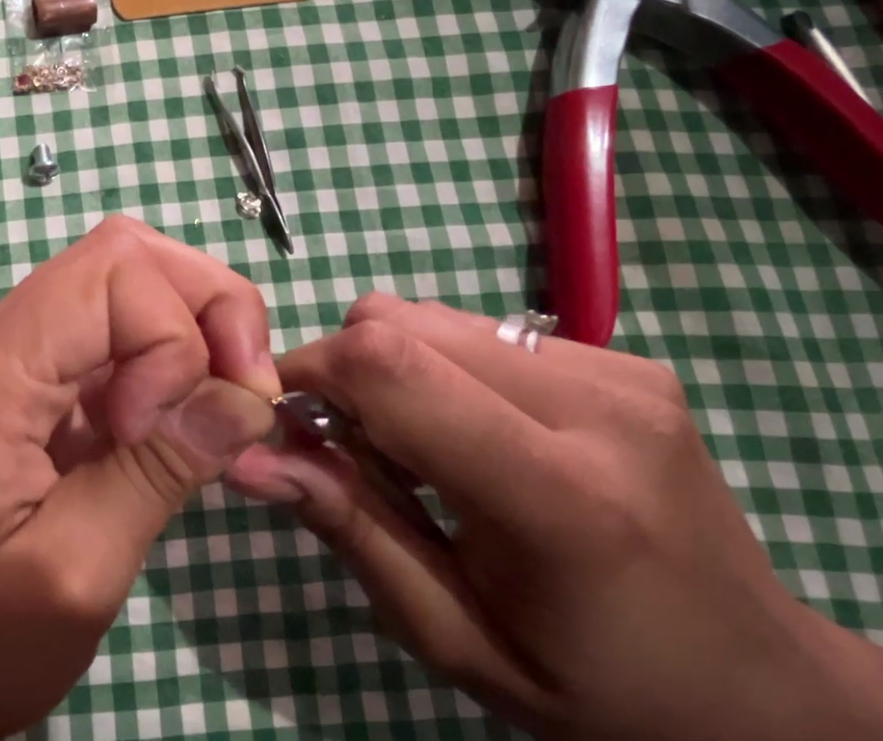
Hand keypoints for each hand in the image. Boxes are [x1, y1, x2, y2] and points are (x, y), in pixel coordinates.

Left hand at [0, 216, 282, 738]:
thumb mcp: (67, 577)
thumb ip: (156, 477)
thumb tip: (243, 399)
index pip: (114, 272)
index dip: (176, 337)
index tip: (170, 432)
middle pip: (119, 257)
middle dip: (203, 309)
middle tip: (238, 401)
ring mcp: (0, 362)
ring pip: (115, 290)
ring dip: (186, 337)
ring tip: (210, 421)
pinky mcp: (14, 393)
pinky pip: (99, 343)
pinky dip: (156, 369)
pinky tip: (170, 432)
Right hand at [227, 293, 882, 739]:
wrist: (759, 689)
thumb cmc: (590, 684)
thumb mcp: (450, 635)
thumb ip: (349, 529)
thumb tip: (245, 457)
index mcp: (557, 494)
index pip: (388, 368)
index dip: (306, 372)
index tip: (282, 421)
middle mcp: (596, 406)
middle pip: (398, 323)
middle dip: (339, 368)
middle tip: (344, 445)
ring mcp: (622, 374)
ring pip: (430, 314)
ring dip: (387, 365)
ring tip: (412, 444)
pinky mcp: (627, 362)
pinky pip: (479, 328)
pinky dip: (438, 365)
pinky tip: (467, 430)